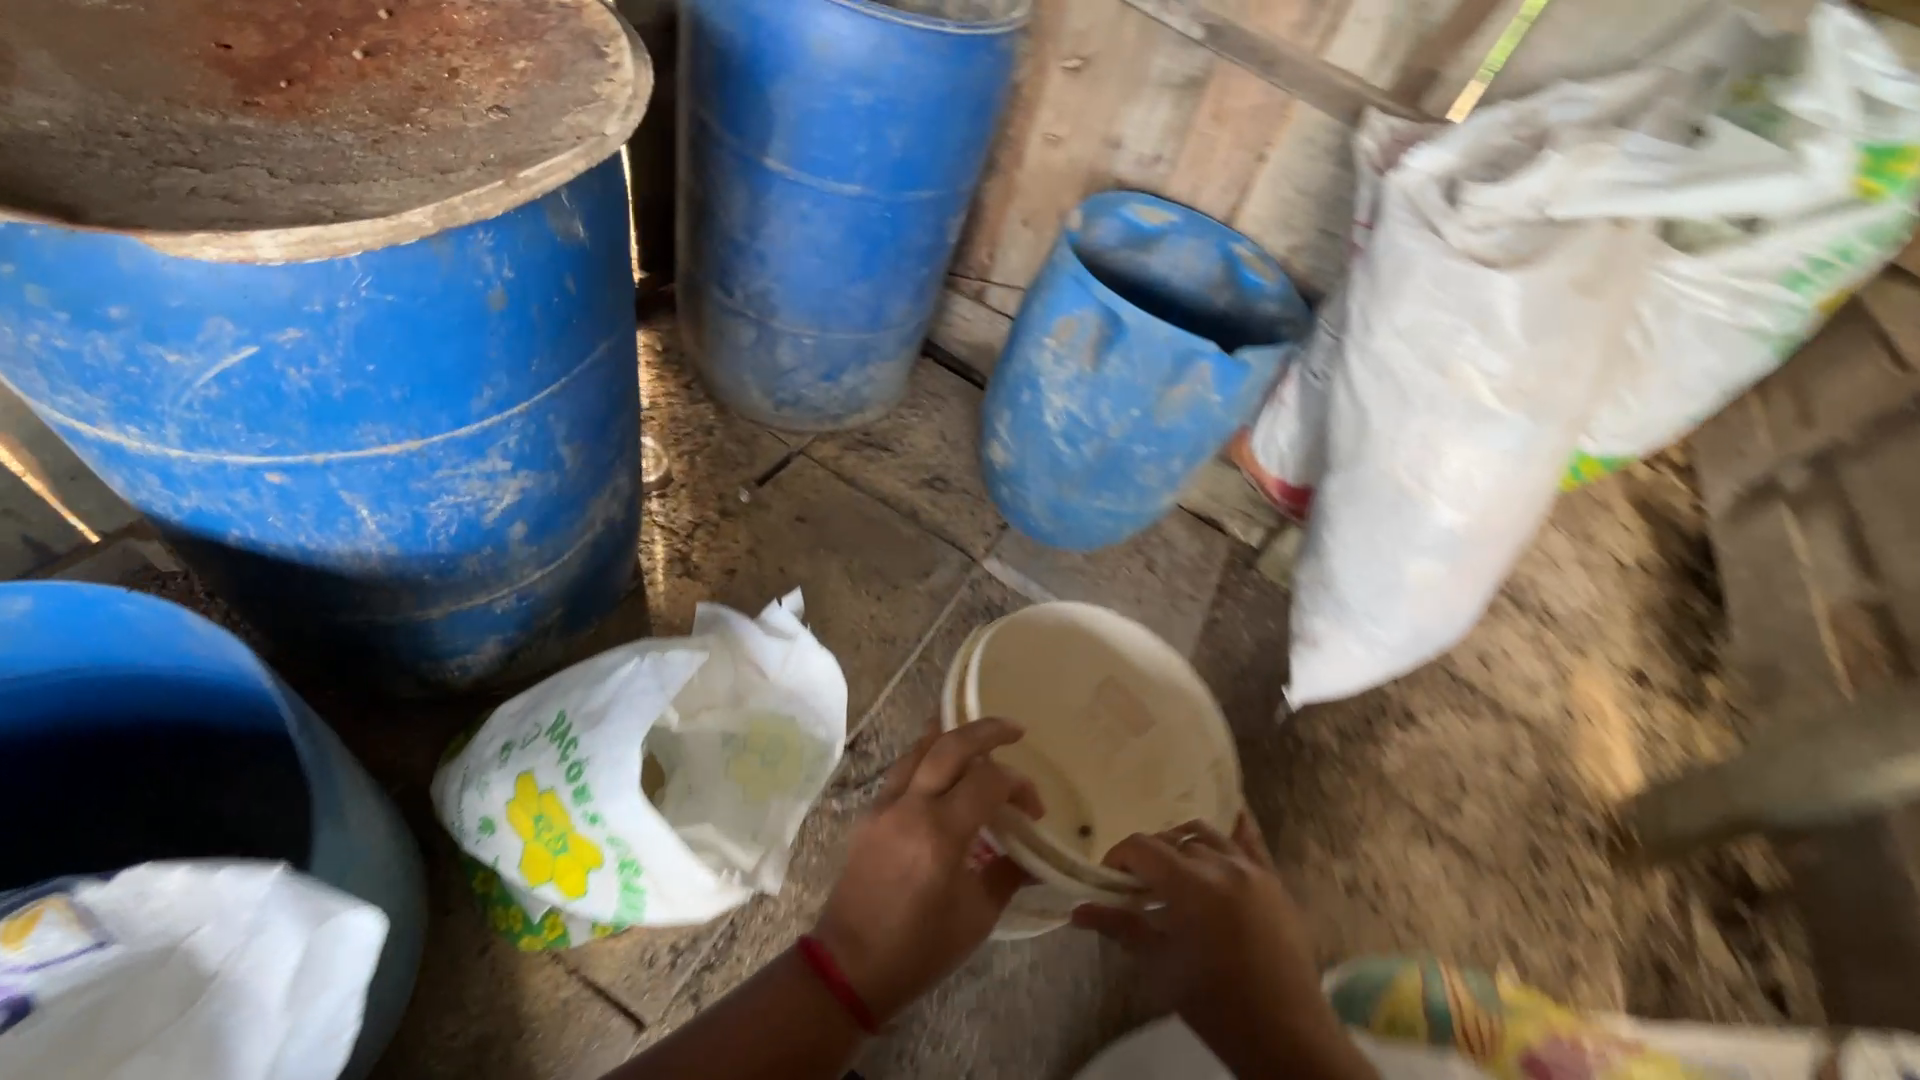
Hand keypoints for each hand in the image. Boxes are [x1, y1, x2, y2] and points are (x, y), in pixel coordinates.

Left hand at [811, 719, 1042, 1022]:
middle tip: (1015, 729)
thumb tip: (1035, 856)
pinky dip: (927, 757)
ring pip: (919, 748)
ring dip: (952, 736)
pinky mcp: (868, 814)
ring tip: (979, 736)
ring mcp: (883, 806)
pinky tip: (943, 768)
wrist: (850, 966)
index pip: (988, 780)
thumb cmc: (919, 949)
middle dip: (987, 730)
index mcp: (940, 833)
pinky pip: (901, 770)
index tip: (1033, 811)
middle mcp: (909, 806)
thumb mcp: (977, 916)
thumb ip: (1009, 873)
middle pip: (950, 744)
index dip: (1019, 786)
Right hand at [1072, 816, 1374, 1079]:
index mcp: (1191, 884)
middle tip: (1136, 885)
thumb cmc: (1214, 1004)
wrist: (1285, 1036)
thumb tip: (1077, 910)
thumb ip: (1120, 926)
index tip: (1109, 881)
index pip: (1142, 847)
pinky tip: (1232, 817)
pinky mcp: (1275, 883)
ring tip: (1171, 870)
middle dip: (1148, 856)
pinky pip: (1252, 843)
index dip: (1118, 858)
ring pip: (1206, 835)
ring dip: (1181, 845)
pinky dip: (1235, 830)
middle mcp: (1222, 865)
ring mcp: (1253, 871)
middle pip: (1172, 840)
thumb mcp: (1159, 965)